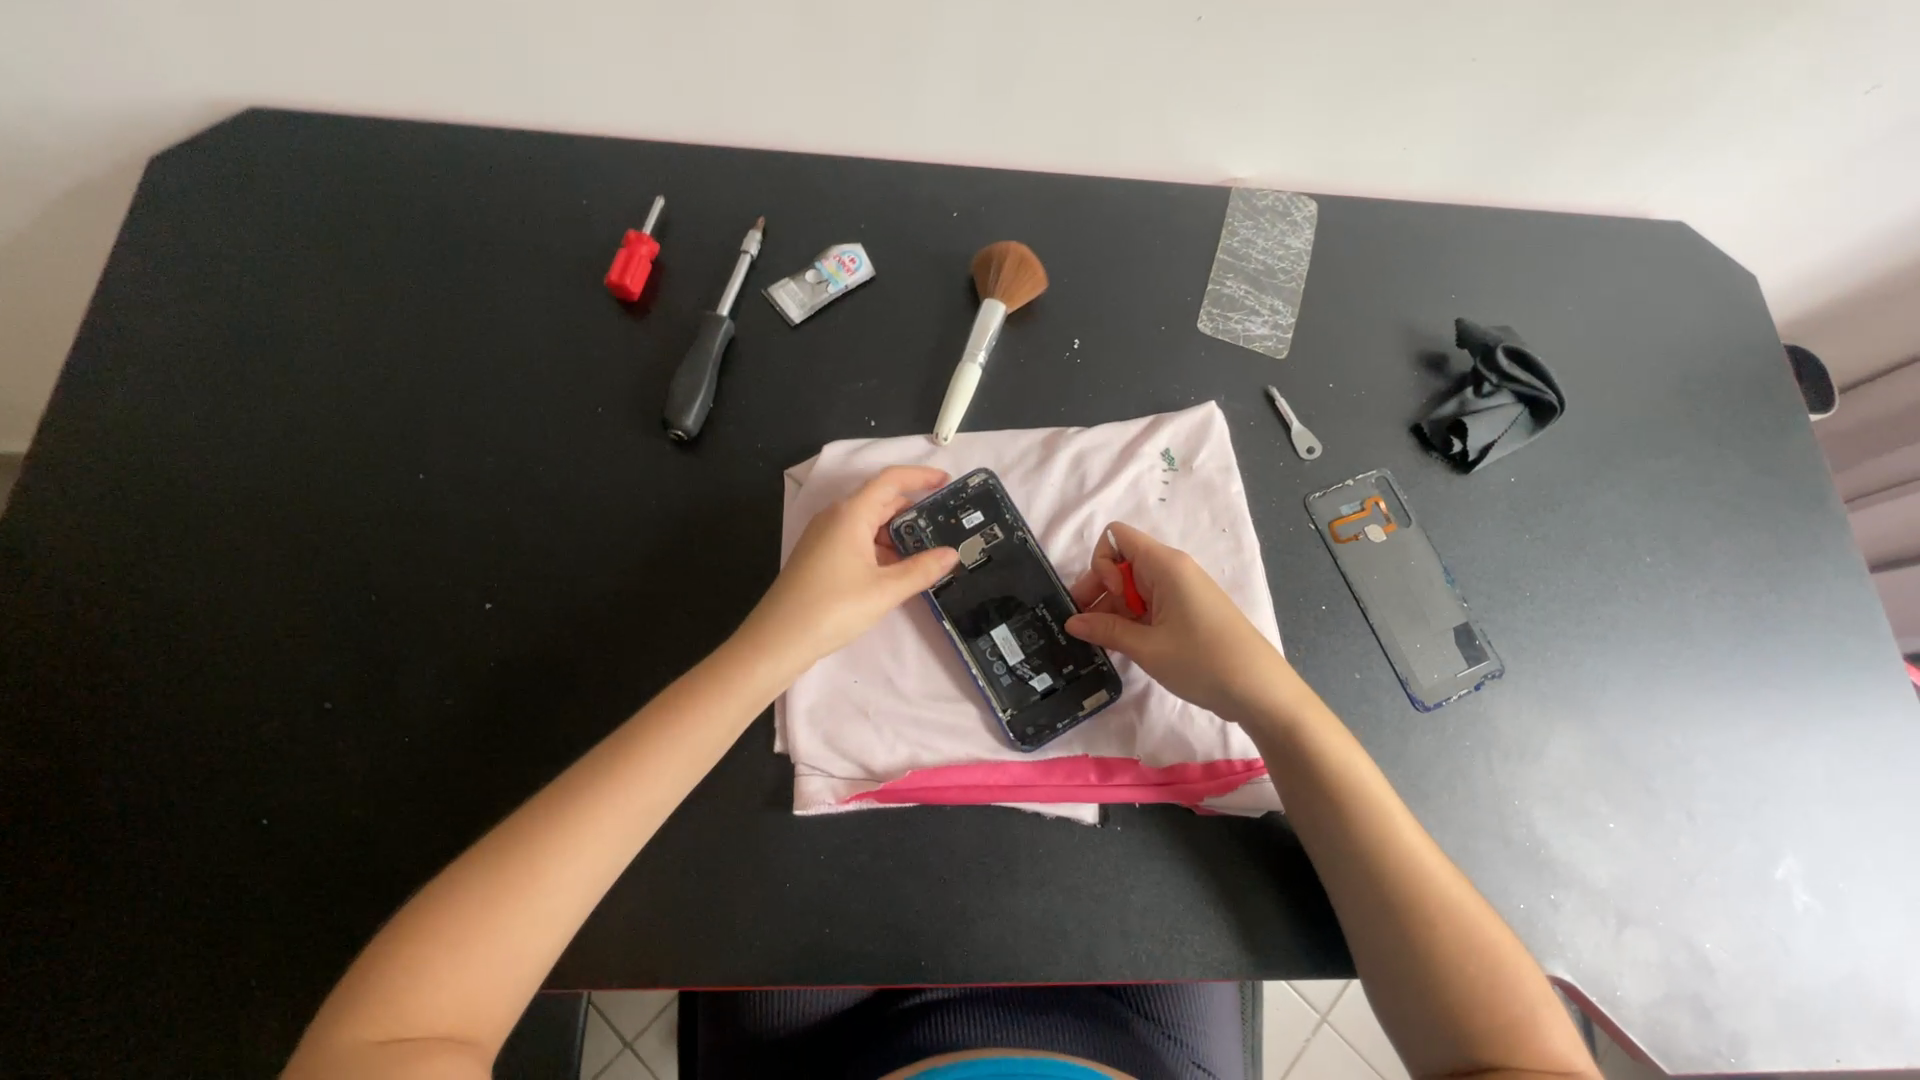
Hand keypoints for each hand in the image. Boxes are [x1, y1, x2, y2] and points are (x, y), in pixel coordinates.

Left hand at [739, 466, 959, 672]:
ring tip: (927, 553)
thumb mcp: (884, 590)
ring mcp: (825, 536)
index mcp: (851, 514)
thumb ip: (921, 570)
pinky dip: (880, 549)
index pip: (891, 481)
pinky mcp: (820, 556)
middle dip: (913, 512)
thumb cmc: (832, 608)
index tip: (947, 481)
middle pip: (881, 502)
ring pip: (869, 524)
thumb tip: (950, 554)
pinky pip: (857, 540)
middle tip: (945, 526)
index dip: (920, 476)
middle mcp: (836, 517)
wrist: (778, 639)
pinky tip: (896, 570)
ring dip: (897, 535)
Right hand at [1065, 522, 1296, 723]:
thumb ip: (1106, 630)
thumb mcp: (1147, 648)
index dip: (1101, 564)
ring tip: (1101, 644)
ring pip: (1133, 588)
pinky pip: (1149, 605)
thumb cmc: (1203, 662)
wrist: (1260, 690)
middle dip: (1098, 590)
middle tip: (1085, 627)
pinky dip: (1131, 621)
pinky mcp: (1187, 612)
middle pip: (1121, 563)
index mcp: (1165, 565)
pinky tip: (1122, 647)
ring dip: (1113, 610)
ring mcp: (1181, 592)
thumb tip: (1072, 622)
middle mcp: (1172, 571)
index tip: (1109, 598)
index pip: (1116, 537)